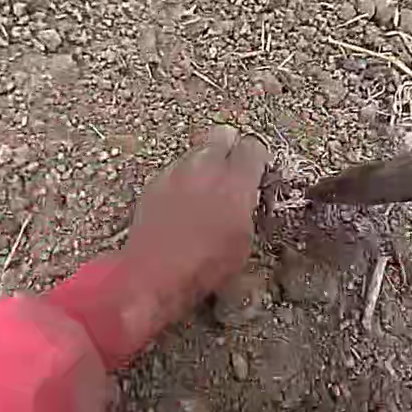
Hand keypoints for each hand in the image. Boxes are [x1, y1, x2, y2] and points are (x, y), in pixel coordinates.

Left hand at [122, 126, 269, 316]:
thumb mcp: (244, 240)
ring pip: (196, 152)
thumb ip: (247, 205)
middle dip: (230, 147)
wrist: (155, 276)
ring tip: (207, 189)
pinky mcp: (153, 184)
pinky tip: (183, 203)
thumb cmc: (206, 266)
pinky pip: (175, 170)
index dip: (258, 157)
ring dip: (205, 163)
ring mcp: (176, 172)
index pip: (254, 147)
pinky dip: (183, 179)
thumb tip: (247, 195)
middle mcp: (206, 168)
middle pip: (222, 135)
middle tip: (234, 168)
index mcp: (236, 182)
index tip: (258, 169)